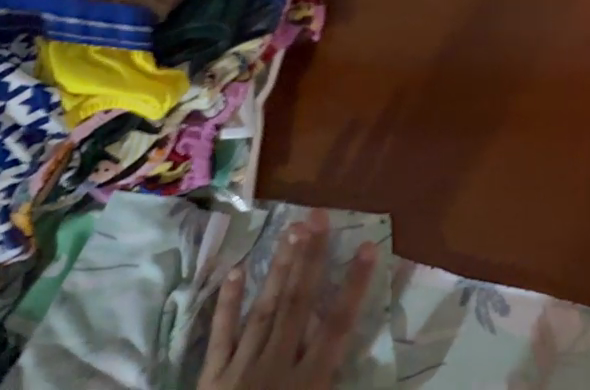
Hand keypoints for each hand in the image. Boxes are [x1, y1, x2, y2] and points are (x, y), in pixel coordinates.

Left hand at [198, 209, 378, 389]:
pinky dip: (227, 304)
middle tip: (318, 216)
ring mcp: (242, 367)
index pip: (336, 325)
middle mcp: (277, 364)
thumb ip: (339, 384)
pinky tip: (235, 272)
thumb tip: (377, 382)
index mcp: (308, 382)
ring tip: (291, 230)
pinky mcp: (212, 377)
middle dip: (310, 259)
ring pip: (265, 308)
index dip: (353, 285)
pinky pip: (221, 335)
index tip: (367, 246)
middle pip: (298, 303)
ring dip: (279, 268)